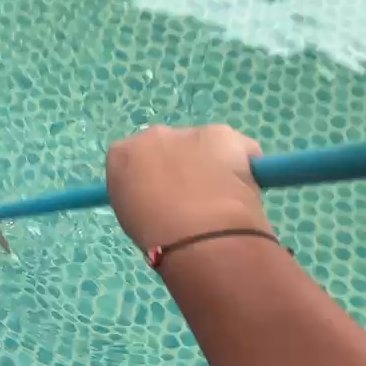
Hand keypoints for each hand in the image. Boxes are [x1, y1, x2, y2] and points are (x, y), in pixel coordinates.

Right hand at [105, 125, 271, 250]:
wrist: (199, 232)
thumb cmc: (155, 229)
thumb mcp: (129, 210)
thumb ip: (138, 190)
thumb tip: (157, 192)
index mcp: (121, 153)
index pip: (134, 158)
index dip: (151, 174)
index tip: (161, 192)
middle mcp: (150, 135)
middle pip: (168, 145)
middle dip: (181, 163)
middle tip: (192, 193)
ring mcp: (188, 132)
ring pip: (203, 144)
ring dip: (210, 161)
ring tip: (221, 194)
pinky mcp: (224, 134)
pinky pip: (237, 146)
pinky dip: (244, 163)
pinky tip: (242, 188)